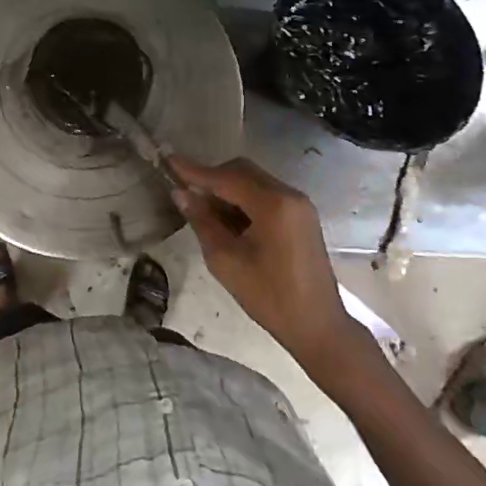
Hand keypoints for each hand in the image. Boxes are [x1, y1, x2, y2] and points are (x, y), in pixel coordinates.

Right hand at [169, 156, 352, 363]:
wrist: (317, 325)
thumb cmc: (269, 297)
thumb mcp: (226, 260)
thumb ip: (202, 221)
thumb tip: (180, 193)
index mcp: (273, 204)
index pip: (226, 177)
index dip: (194, 170)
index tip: (168, 159)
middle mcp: (289, 194)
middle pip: (243, 171)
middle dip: (212, 177)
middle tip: (185, 191)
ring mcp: (300, 204)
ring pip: (254, 181)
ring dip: (227, 188)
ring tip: (203, 208)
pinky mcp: (302, 216)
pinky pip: (267, 194)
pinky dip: (244, 199)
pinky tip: (228, 218)